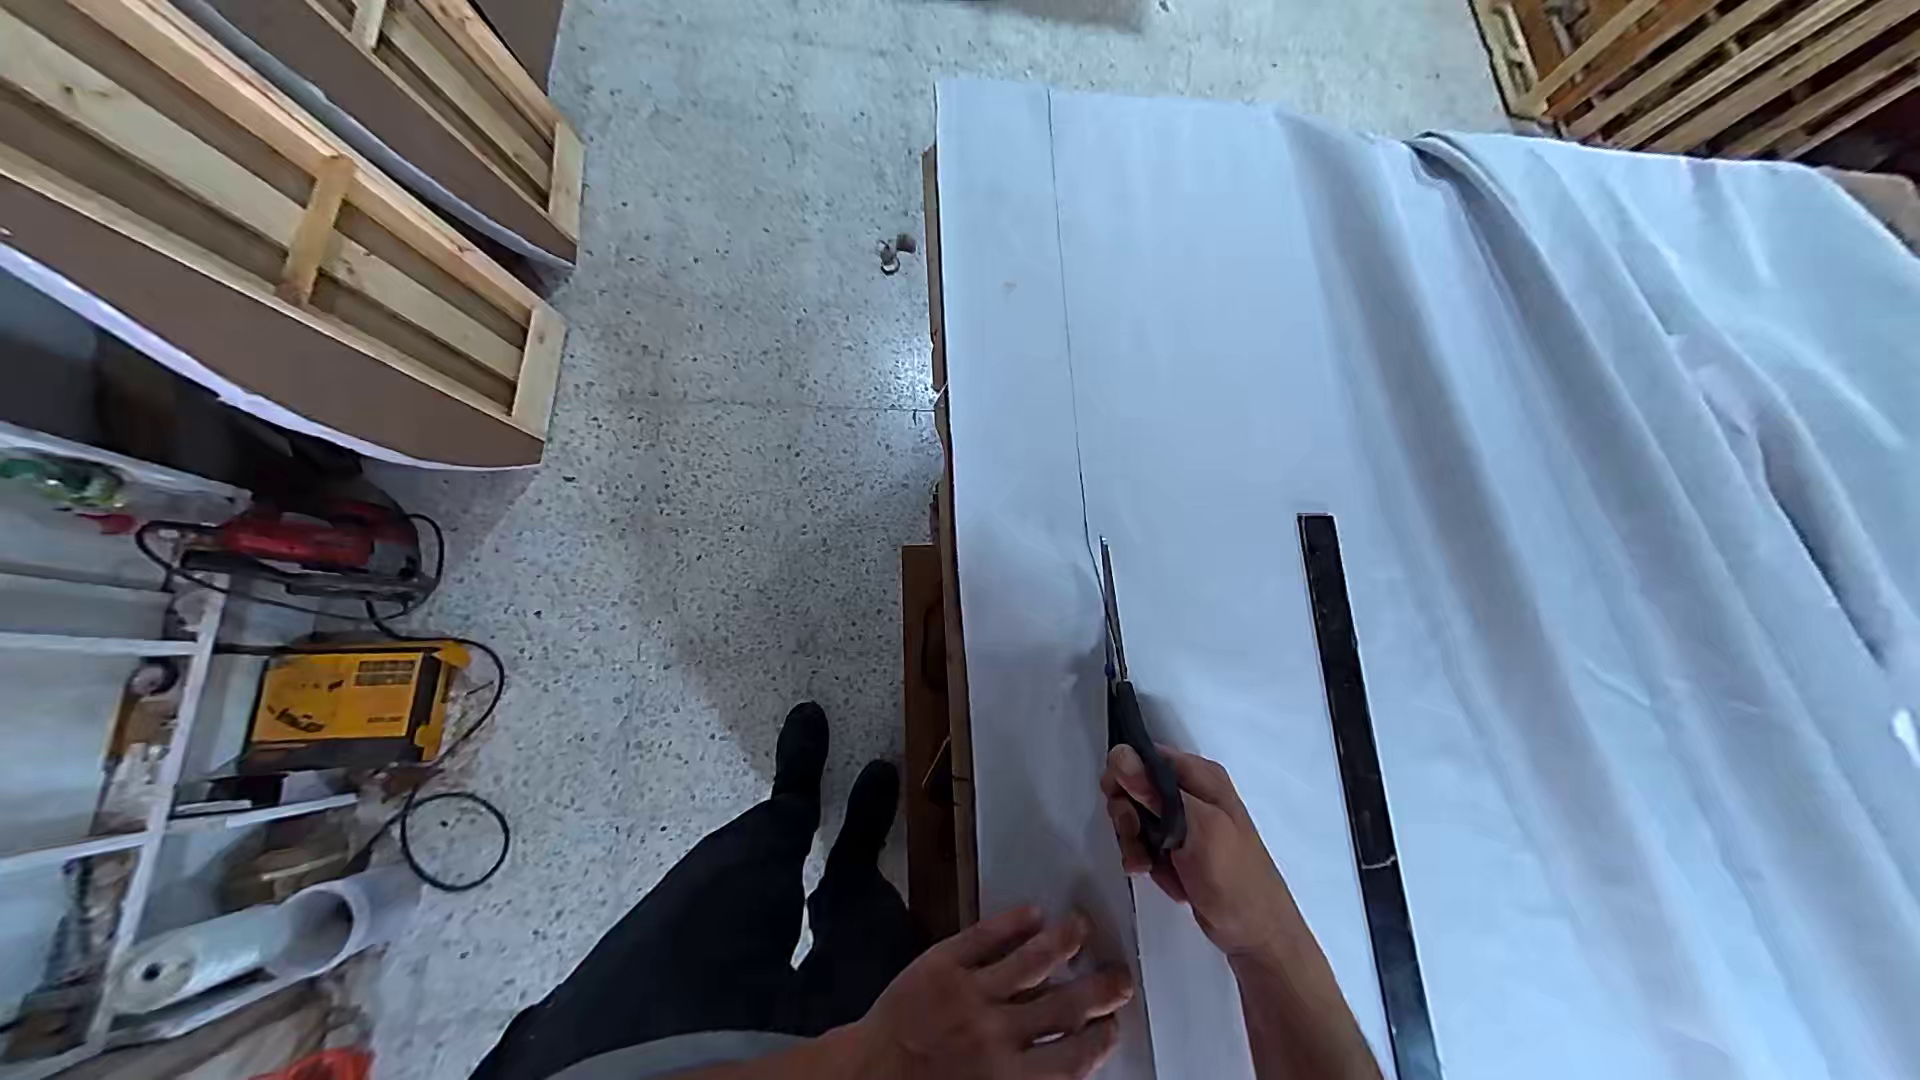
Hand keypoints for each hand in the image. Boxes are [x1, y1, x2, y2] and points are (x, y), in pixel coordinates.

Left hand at [847, 906, 1133, 1079]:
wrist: (869, 1077)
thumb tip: (1068, 1060)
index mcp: (1010, 1079)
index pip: (1072, 1058)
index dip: (1099, 1038)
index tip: (1114, 1021)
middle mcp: (998, 1034)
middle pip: (1062, 1007)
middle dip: (1098, 990)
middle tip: (1122, 973)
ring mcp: (971, 992)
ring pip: (1030, 962)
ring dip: (1063, 943)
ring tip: (1084, 926)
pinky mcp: (944, 962)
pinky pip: (985, 936)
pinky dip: (1012, 921)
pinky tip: (1035, 910)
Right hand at [1102, 744, 1303, 959]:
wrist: (1256, 937)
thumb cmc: (1234, 879)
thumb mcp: (1197, 828)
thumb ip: (1157, 792)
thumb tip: (1121, 755)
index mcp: (1200, 776)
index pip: (1143, 756)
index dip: (1125, 776)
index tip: (1125, 805)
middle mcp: (1189, 791)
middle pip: (1133, 785)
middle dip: (1127, 814)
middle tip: (1136, 837)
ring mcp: (1182, 819)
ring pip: (1134, 813)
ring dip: (1132, 840)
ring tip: (1145, 864)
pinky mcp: (1175, 844)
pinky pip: (1142, 838)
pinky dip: (1141, 855)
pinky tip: (1151, 871)